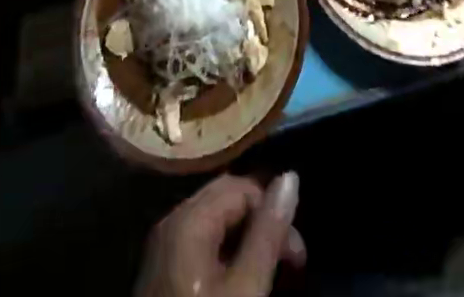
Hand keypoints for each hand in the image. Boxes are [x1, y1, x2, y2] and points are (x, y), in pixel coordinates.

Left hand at [136, 172, 304, 296]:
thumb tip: (291, 177)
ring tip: (272, 271)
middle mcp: (172, 221)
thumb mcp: (246, 289)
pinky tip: (243, 279)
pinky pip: (202, 241)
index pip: (240, 186)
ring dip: (247, 237)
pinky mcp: (164, 269)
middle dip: (262, 220)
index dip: (273, 210)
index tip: (298, 254)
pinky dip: (227, 251)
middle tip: (291, 261)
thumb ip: (268, 233)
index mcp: (187, 218)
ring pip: (214, 219)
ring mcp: (164, 246)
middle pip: (225, 198)